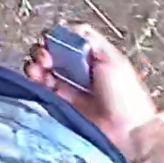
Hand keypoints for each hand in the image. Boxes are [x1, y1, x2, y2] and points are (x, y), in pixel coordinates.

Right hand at [24, 23, 162, 155]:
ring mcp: (67, 89)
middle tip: (45, 58)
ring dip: (35, 64)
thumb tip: (68, 27)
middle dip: (41, 51)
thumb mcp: (113, 59)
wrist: (128, 134)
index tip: (50, 41)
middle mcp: (76, 71)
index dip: (53, 38)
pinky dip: (35, 81)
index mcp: (89, 57)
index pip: (63, 40)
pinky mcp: (61, 106)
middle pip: (49, 53)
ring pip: (42, 69)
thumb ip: (90, 39)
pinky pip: (41, 89)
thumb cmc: (126, 96)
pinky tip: (37, 79)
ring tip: (38, 68)